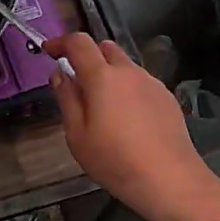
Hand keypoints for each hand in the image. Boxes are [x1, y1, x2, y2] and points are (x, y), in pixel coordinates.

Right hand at [47, 33, 219, 220]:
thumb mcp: (77, 134)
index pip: (79, 42)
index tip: (49, 50)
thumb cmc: (115, 160)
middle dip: (87, 55)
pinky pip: (141, 82)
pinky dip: (127, 88)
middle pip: (105, 47)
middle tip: (75, 80)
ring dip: (109, 73)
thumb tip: (60, 73)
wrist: (169, 179)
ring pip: (125, 65)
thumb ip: (67, 98)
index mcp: (102, 76)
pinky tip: (127, 118)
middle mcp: (129, 72)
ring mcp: (152, 83)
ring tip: (102, 105)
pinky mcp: (167, 98)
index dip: (61, 42)